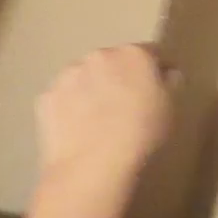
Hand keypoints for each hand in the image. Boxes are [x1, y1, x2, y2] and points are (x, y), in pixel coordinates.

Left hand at [34, 45, 174, 193]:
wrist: (93, 165)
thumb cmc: (141, 133)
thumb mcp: (171, 107)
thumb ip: (170, 83)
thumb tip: (167, 73)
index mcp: (134, 54)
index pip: (151, 53)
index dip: (156, 69)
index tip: (159, 87)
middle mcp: (100, 55)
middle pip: (114, 61)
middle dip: (120, 76)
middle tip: (126, 105)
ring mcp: (69, 74)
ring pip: (85, 76)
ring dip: (93, 88)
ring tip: (98, 120)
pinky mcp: (47, 96)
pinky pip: (65, 97)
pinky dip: (71, 107)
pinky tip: (79, 129)